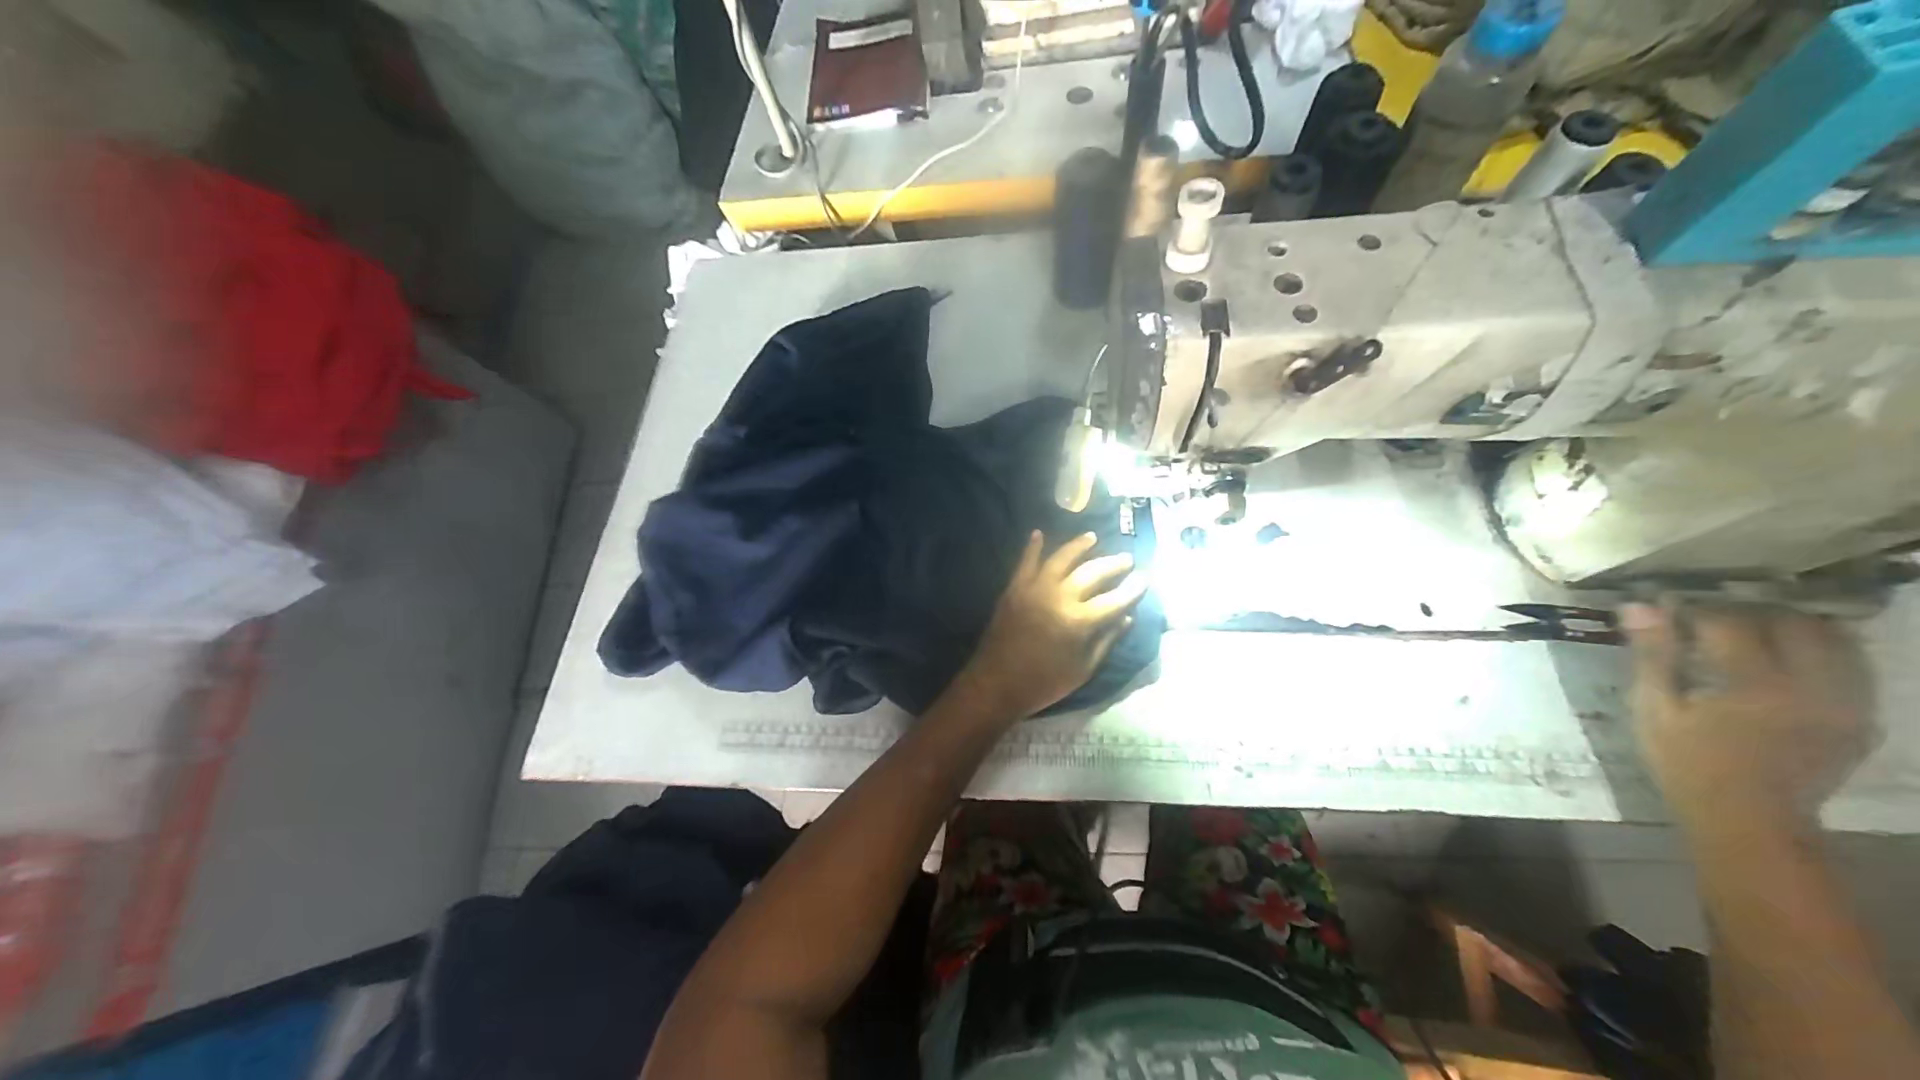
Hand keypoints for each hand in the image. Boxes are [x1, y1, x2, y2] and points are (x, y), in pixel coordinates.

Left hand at [959, 531, 1148, 719]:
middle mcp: (1059, 597)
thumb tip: (1127, 617)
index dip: (1133, 589)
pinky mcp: (1014, 589)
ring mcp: (1034, 589)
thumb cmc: (1044, 683)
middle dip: (1113, 564)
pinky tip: (1038, 534)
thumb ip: (1106, 640)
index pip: (1115, 600)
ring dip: (1078, 546)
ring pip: (1061, 559)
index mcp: (1080, 621)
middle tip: (1126, 558)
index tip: (1145, 578)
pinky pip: (1025, 562)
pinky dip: (1032, 547)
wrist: (996, 684)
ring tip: (1092, 537)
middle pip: (1092, 573)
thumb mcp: (1083, 669)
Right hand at [1621, 601, 1875, 836]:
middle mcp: (1813, 687)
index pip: (1730, 623)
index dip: (1698, 611)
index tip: (1672, 610)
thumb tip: (1639, 605)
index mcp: (1755, 684)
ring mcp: (1846, 705)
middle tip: (1716, 619)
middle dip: (1753, 613)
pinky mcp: (1861, 719)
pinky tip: (1789, 662)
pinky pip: (1853, 669)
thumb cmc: (1688, 764)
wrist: (1749, 820)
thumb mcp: (1655, 710)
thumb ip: (1654, 656)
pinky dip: (1822, 654)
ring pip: (1836, 642)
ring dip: (1794, 629)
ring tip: (1756, 634)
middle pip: (1795, 624)